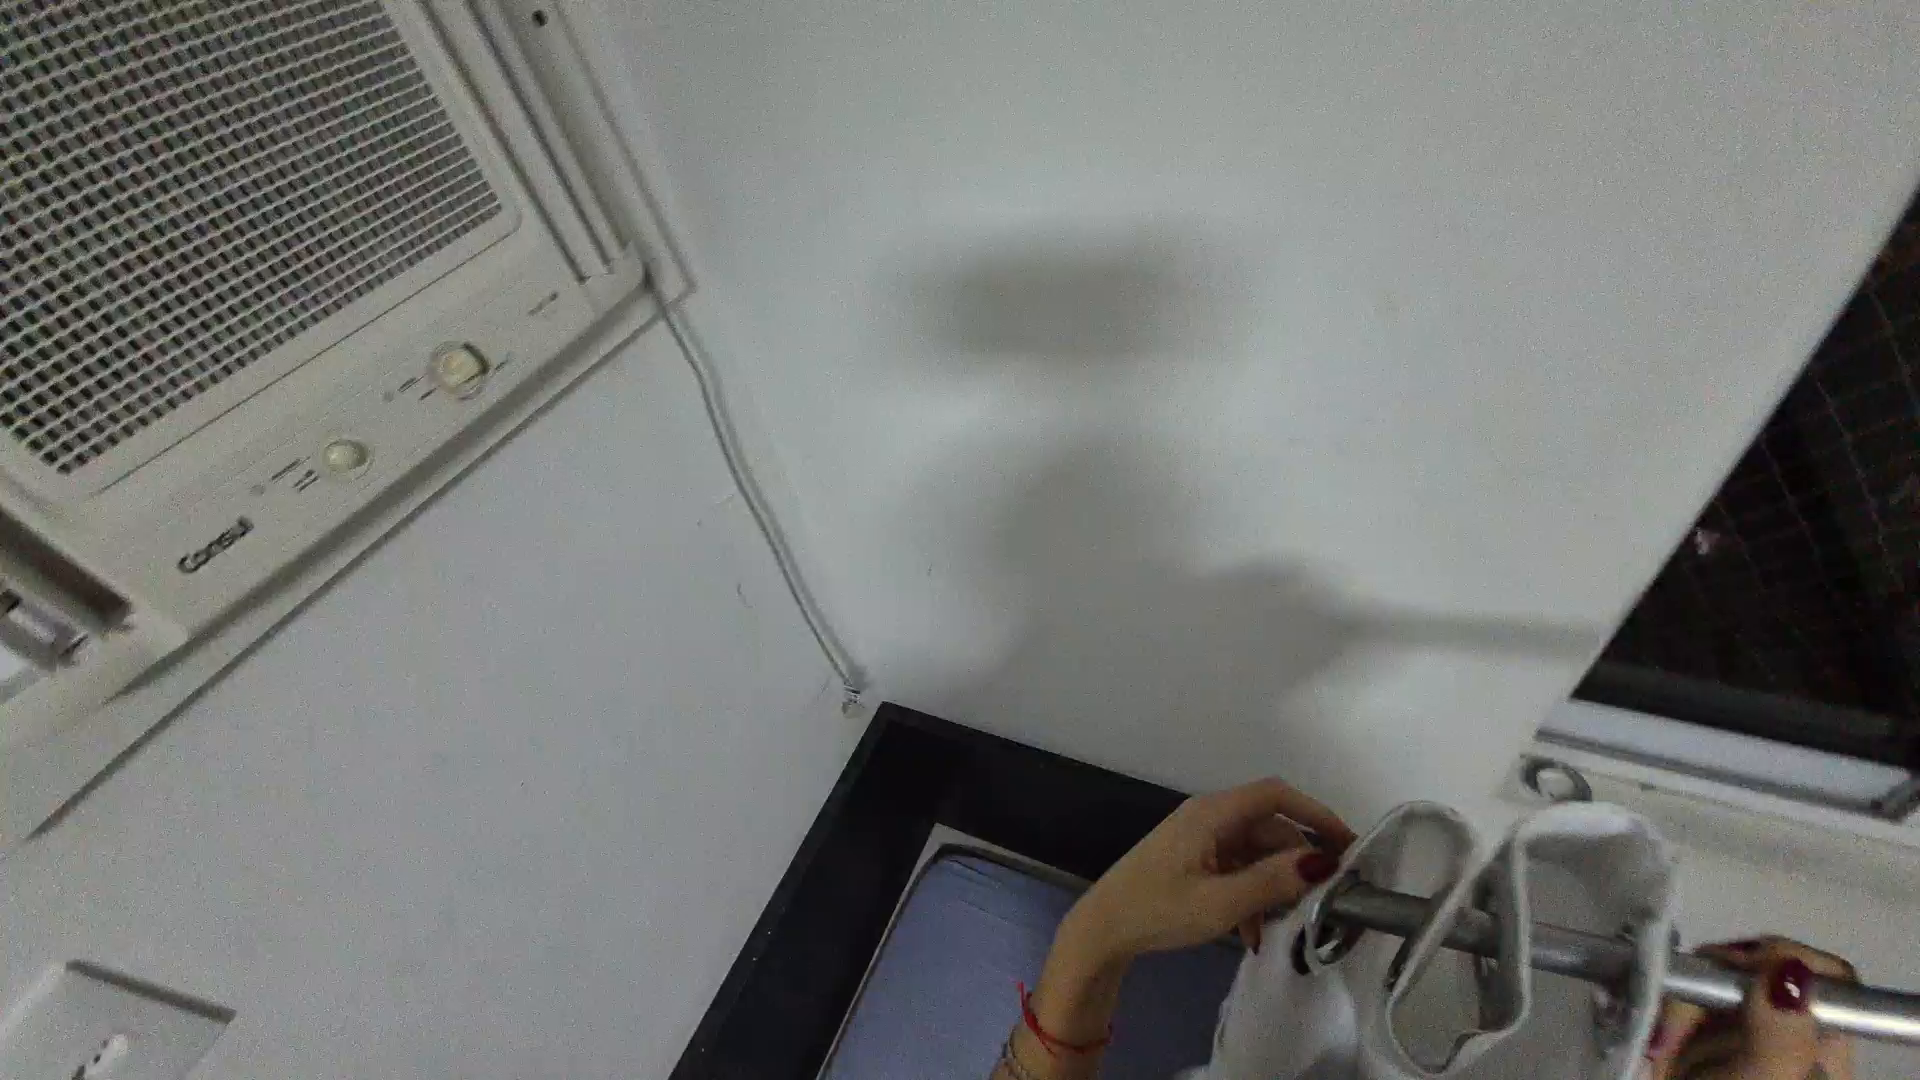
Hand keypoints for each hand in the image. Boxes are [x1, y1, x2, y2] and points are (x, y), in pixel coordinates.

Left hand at [1060, 777, 1355, 968]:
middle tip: (1323, 904)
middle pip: (1269, 828)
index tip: (1349, 847)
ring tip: (1283, 927)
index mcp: (1212, 813)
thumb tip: (1321, 861)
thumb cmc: (1158, 909)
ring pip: (1255, 852)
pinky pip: (1237, 868)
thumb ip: (1271, 881)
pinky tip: (1252, 932)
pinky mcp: (1194, 859)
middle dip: (1298, 863)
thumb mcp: (1221, 902)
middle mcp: (1208, 817)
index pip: (1275, 794)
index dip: (1315, 813)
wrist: (1105, 928)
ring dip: (1274, 886)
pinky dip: (1251, 894)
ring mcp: (1199, 838)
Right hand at [1646, 938, 1855, 1079]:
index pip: (1825, 974)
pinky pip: (1666, 986)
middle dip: (1705, 976)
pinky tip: (1645, 1025)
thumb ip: (1780, 1030)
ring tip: (1660, 1036)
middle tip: (1684, 1011)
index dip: (1780, 957)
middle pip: (1752, 964)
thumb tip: (1788, 963)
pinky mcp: (1687, 1024)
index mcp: (1820, 1040)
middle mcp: (1781, 1024)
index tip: (1732, 972)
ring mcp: (1731, 1024)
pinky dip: (1647, 995)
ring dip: (1669, 992)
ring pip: (1701, 973)